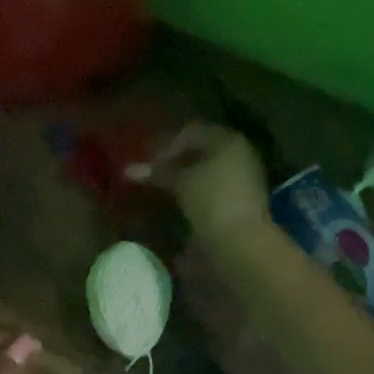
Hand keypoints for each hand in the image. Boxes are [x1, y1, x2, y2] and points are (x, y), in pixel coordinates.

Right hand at [133, 123, 270, 239]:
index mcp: (228, 140)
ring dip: (186, 177)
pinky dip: (196, 192)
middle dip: (176, 160)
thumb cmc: (211, 199)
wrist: (242, 241)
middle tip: (153, 172)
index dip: (167, 144)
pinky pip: (214, 189)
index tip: (148, 161)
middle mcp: (240, 154)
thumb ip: (157, 173)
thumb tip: (128, 171)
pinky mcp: (243, 202)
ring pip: (208, 170)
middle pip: (202, 150)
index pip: (192, 132)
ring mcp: (245, 178)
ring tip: (163, 189)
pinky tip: (181, 203)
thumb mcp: (180, 182)